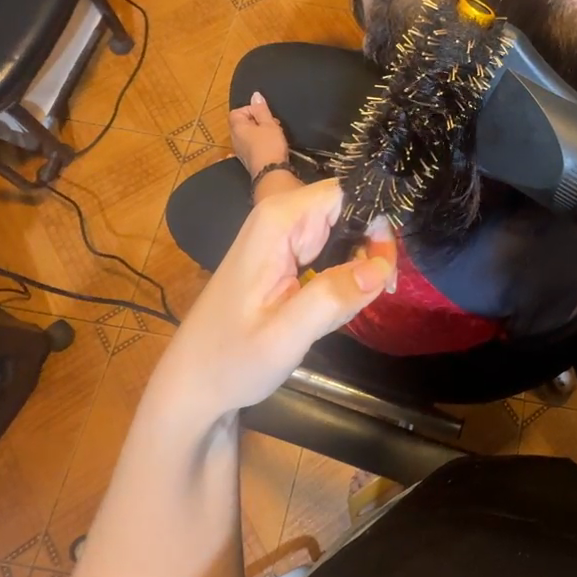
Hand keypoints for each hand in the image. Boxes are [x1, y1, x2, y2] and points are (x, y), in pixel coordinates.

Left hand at [154, 180, 394, 422]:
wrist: (192, 384)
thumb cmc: (230, 362)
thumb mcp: (283, 337)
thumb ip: (333, 298)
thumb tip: (381, 267)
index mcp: (278, 221)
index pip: (346, 192)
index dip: (374, 223)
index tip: (384, 268)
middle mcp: (280, 217)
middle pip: (349, 211)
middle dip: (368, 252)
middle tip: (368, 298)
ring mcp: (282, 236)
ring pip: (345, 234)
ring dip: (356, 272)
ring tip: (338, 313)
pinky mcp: (286, 255)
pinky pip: (331, 252)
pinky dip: (341, 282)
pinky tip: (327, 312)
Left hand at [228, 91, 290, 177]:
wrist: (271, 173)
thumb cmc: (270, 146)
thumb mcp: (269, 123)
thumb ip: (261, 109)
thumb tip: (255, 96)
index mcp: (237, 127)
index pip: (237, 111)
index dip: (251, 110)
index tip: (264, 114)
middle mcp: (235, 138)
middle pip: (242, 123)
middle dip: (258, 121)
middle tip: (272, 124)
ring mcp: (240, 150)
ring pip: (248, 134)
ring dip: (260, 132)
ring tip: (274, 135)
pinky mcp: (247, 159)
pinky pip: (251, 145)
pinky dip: (260, 142)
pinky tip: (271, 146)